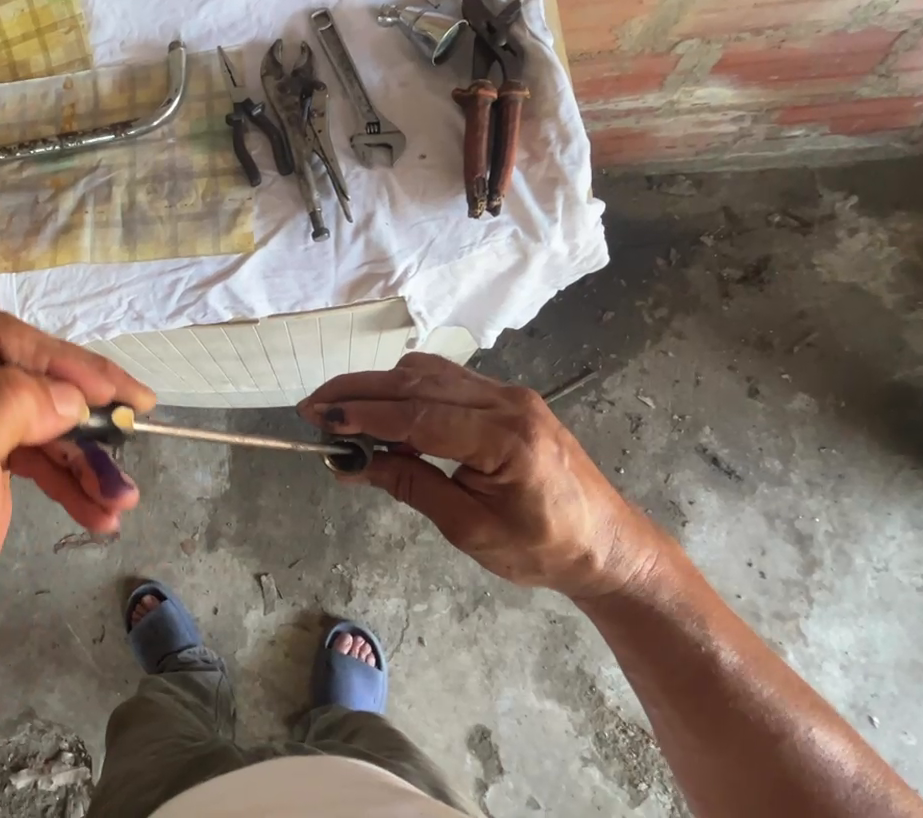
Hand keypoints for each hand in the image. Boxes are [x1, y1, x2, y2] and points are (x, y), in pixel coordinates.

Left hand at [0, 315, 153, 629]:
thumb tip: (69, 394)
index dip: (57, 360)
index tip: (109, 390)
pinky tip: (101, 509)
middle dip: (82, 406)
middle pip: (27, 374)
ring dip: (86, 454)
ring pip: (43, 415)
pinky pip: (41, 450)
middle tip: (137, 416)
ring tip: (122, 495)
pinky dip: (74, 477)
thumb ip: (3, 412)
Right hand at [298, 353, 665, 598]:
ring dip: (378, 386)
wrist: (609, 545)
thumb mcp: (470, 529)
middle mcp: (507, 402)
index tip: (319, 417)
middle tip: (312, 406)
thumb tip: (352, 463)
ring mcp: (508, 394)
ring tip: (339, 411)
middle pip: (417, 382)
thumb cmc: (544, 549)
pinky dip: (404, 390)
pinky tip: (382, 411)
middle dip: (358, 391)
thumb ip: (411, 485)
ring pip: (427, 373)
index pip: (417, 415)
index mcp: (506, 439)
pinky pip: (444, 380)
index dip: (363, 414)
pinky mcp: (505, 397)